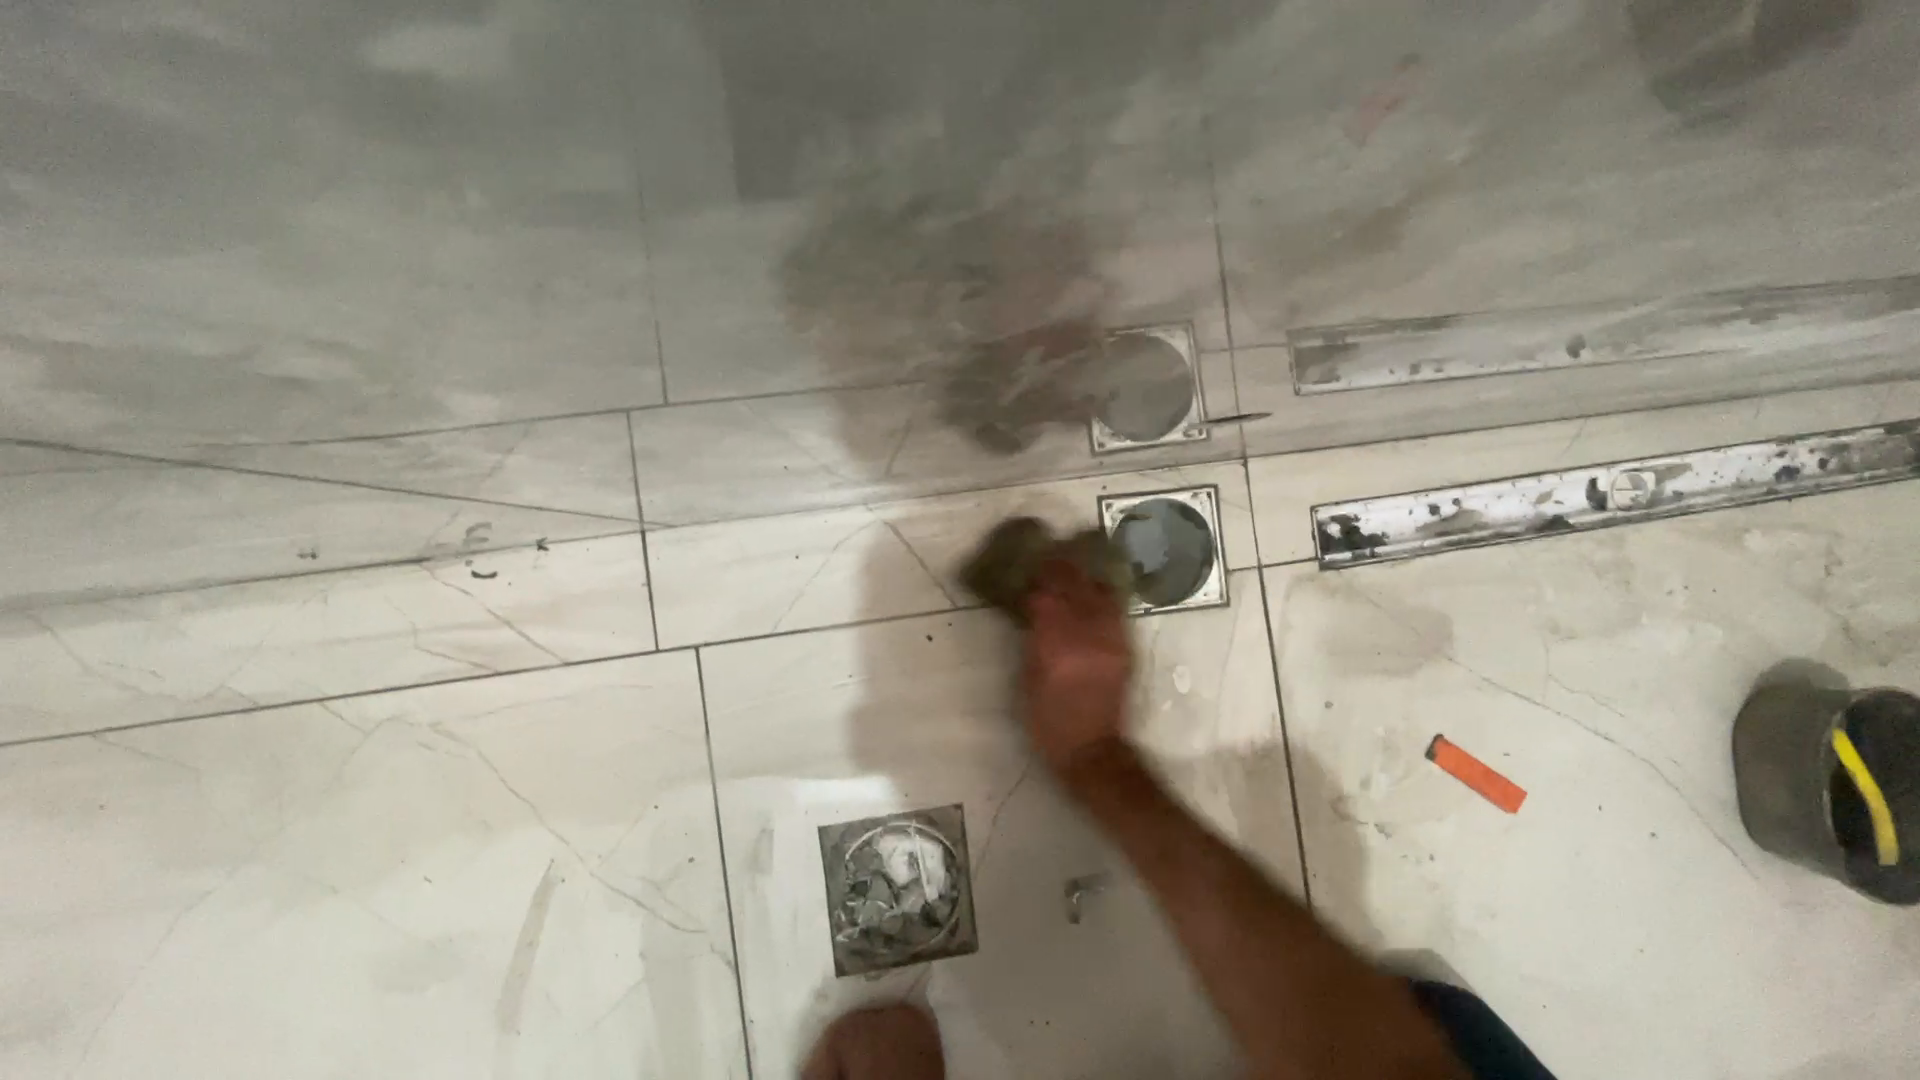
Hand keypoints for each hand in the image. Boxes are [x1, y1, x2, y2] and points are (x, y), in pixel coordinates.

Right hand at [1021, 556, 1133, 780]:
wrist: (1092, 749)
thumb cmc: (1048, 721)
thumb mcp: (1028, 680)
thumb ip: (1033, 642)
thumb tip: (1034, 612)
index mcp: (1056, 646)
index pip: (1046, 599)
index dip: (1037, 581)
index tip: (1029, 570)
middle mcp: (1086, 636)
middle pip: (1074, 590)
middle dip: (1061, 570)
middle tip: (1050, 557)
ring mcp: (1110, 640)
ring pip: (1099, 595)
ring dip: (1085, 578)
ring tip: (1074, 566)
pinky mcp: (1125, 648)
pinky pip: (1115, 611)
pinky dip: (1104, 596)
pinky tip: (1096, 588)